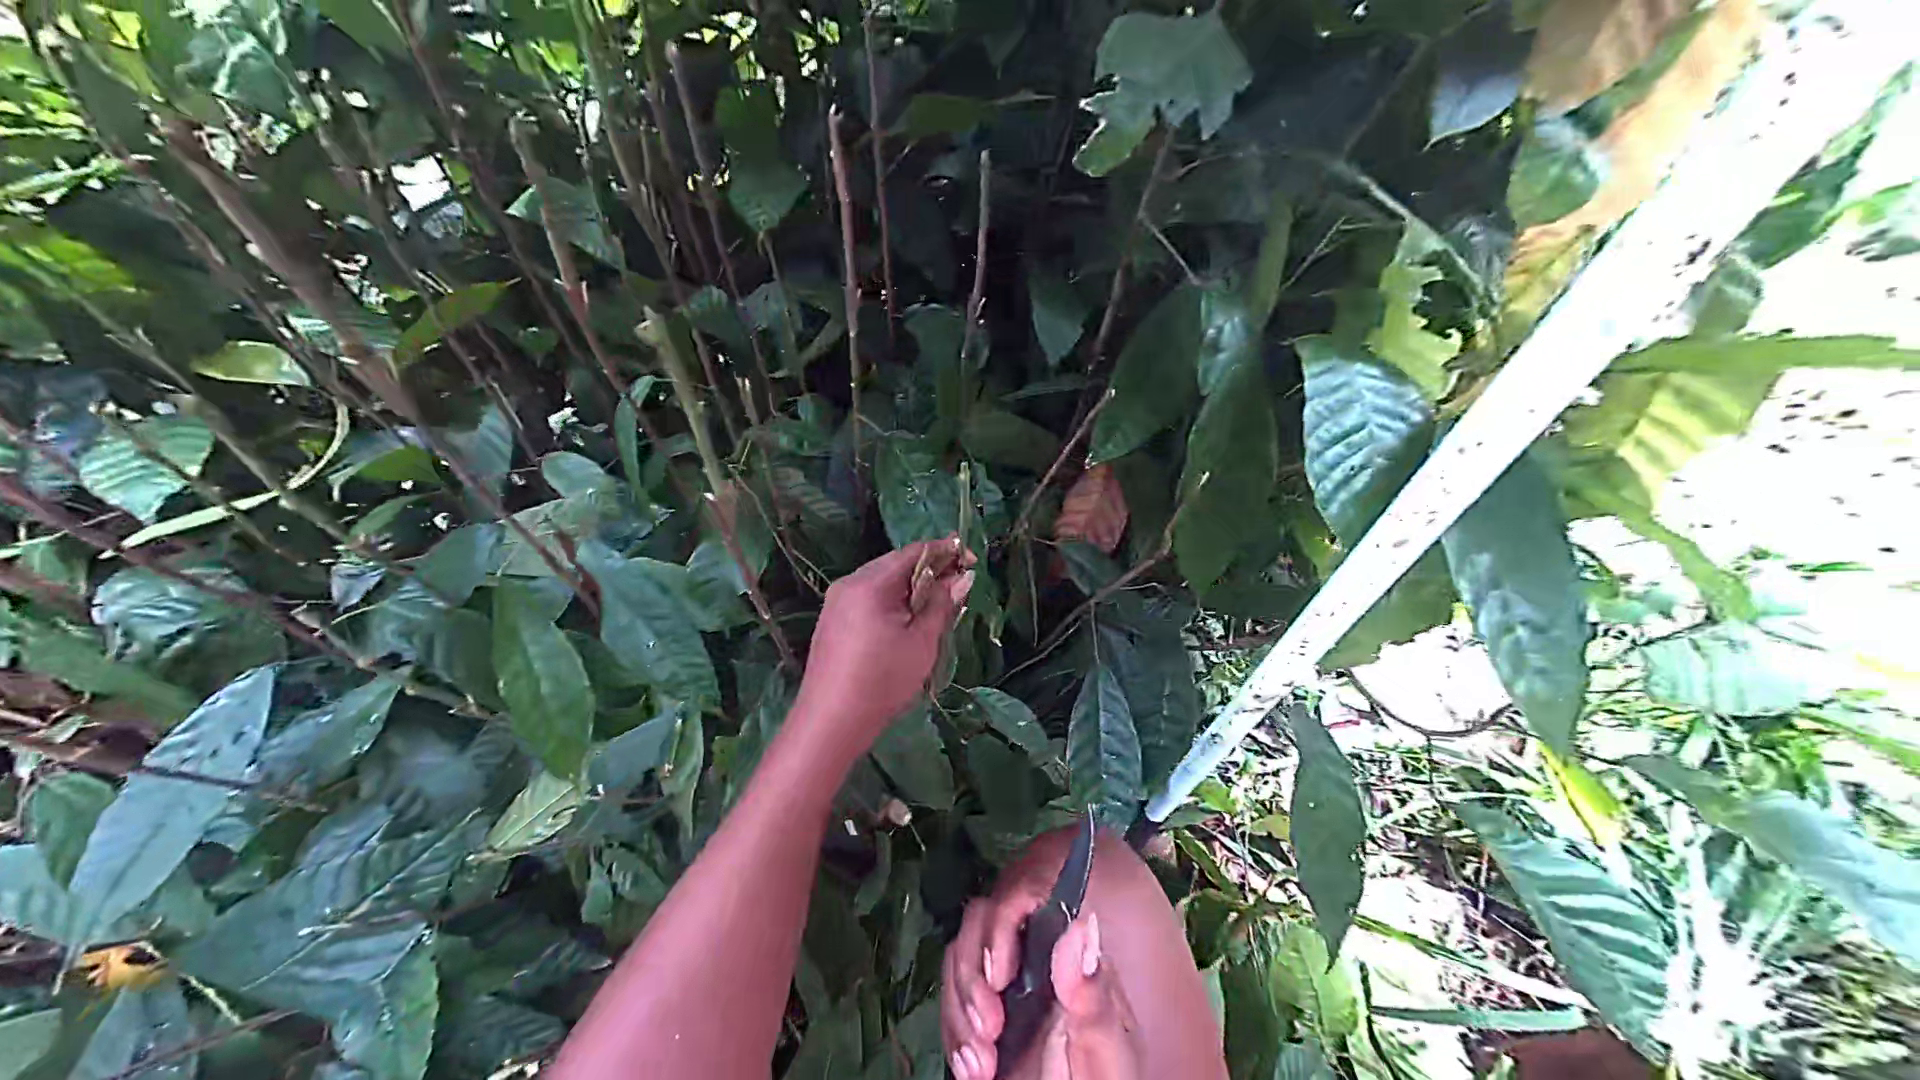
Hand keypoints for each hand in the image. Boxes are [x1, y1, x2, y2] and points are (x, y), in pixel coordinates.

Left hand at [795, 535, 972, 760]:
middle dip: (929, 570)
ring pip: (882, 581)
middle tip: (958, 586)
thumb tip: (962, 577)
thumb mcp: (922, 641)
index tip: (970, 561)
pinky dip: (892, 601)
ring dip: (912, 587)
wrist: (831, 722)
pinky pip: (868, 598)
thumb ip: (942, 604)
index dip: (945, 552)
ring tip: (937, 606)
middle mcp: (849, 583)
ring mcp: (836, 602)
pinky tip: (907, 621)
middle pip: (896, 563)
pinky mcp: (832, 620)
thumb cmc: (883, 680)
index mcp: (870, 583)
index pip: (914, 552)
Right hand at [943, 900, 1138, 1079]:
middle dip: (973, 975)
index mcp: (1068, 948)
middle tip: (987, 1031)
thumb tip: (1083, 925)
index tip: (997, 977)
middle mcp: (1033, 950)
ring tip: (979, 1065)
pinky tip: (968, 1068)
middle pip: (981, 921)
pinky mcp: (981, 1005)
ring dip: (958, 1008)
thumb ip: (1092, 996)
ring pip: (959, 955)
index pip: (1025, 895)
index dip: (1002, 926)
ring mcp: (1005, 975)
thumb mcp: (1104, 1053)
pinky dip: (952, 1030)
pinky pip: (950, 995)